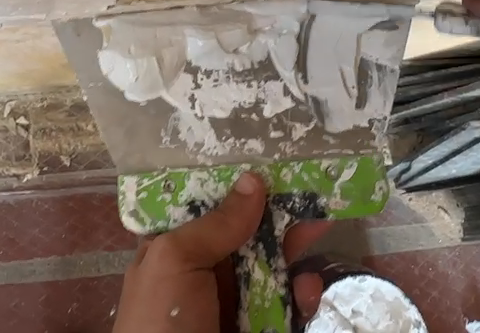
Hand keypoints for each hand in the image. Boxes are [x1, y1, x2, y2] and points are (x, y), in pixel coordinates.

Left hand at [113, 172, 333, 332]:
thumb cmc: (161, 322)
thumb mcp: (174, 262)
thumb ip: (214, 223)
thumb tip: (253, 180)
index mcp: (175, 251)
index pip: (208, 207)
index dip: (236, 186)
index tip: (269, 162)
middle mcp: (206, 276)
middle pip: (248, 233)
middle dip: (279, 212)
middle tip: (314, 189)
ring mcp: (235, 309)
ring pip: (274, 268)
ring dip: (297, 250)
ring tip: (318, 230)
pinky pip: (289, 309)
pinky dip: (304, 297)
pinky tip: (308, 291)